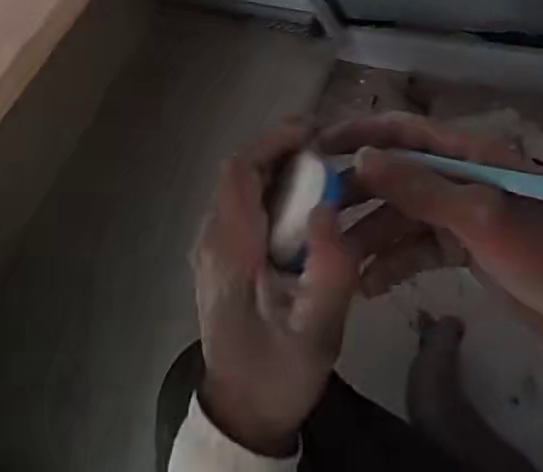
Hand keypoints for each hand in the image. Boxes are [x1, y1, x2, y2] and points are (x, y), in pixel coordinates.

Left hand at [191, 125, 357, 455]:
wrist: (244, 410)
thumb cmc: (280, 370)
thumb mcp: (318, 331)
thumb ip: (330, 270)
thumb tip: (329, 206)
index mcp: (229, 247)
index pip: (240, 171)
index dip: (274, 142)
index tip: (315, 133)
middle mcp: (212, 236)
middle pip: (240, 172)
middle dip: (282, 150)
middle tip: (329, 147)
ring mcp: (213, 245)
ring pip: (241, 185)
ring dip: (279, 167)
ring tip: (324, 167)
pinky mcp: (221, 254)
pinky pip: (244, 204)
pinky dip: (274, 189)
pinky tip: (306, 202)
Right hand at [320, 112, 542, 403]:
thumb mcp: (481, 220)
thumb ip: (420, 188)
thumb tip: (362, 157)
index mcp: (468, 154)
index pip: (403, 131)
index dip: (359, 132)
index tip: (316, 144)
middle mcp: (459, 177)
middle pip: (396, 175)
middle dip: (357, 192)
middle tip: (314, 212)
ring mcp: (461, 215)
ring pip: (402, 216)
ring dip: (370, 235)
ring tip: (333, 259)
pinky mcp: (464, 250)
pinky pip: (417, 249)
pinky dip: (394, 263)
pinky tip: (367, 284)